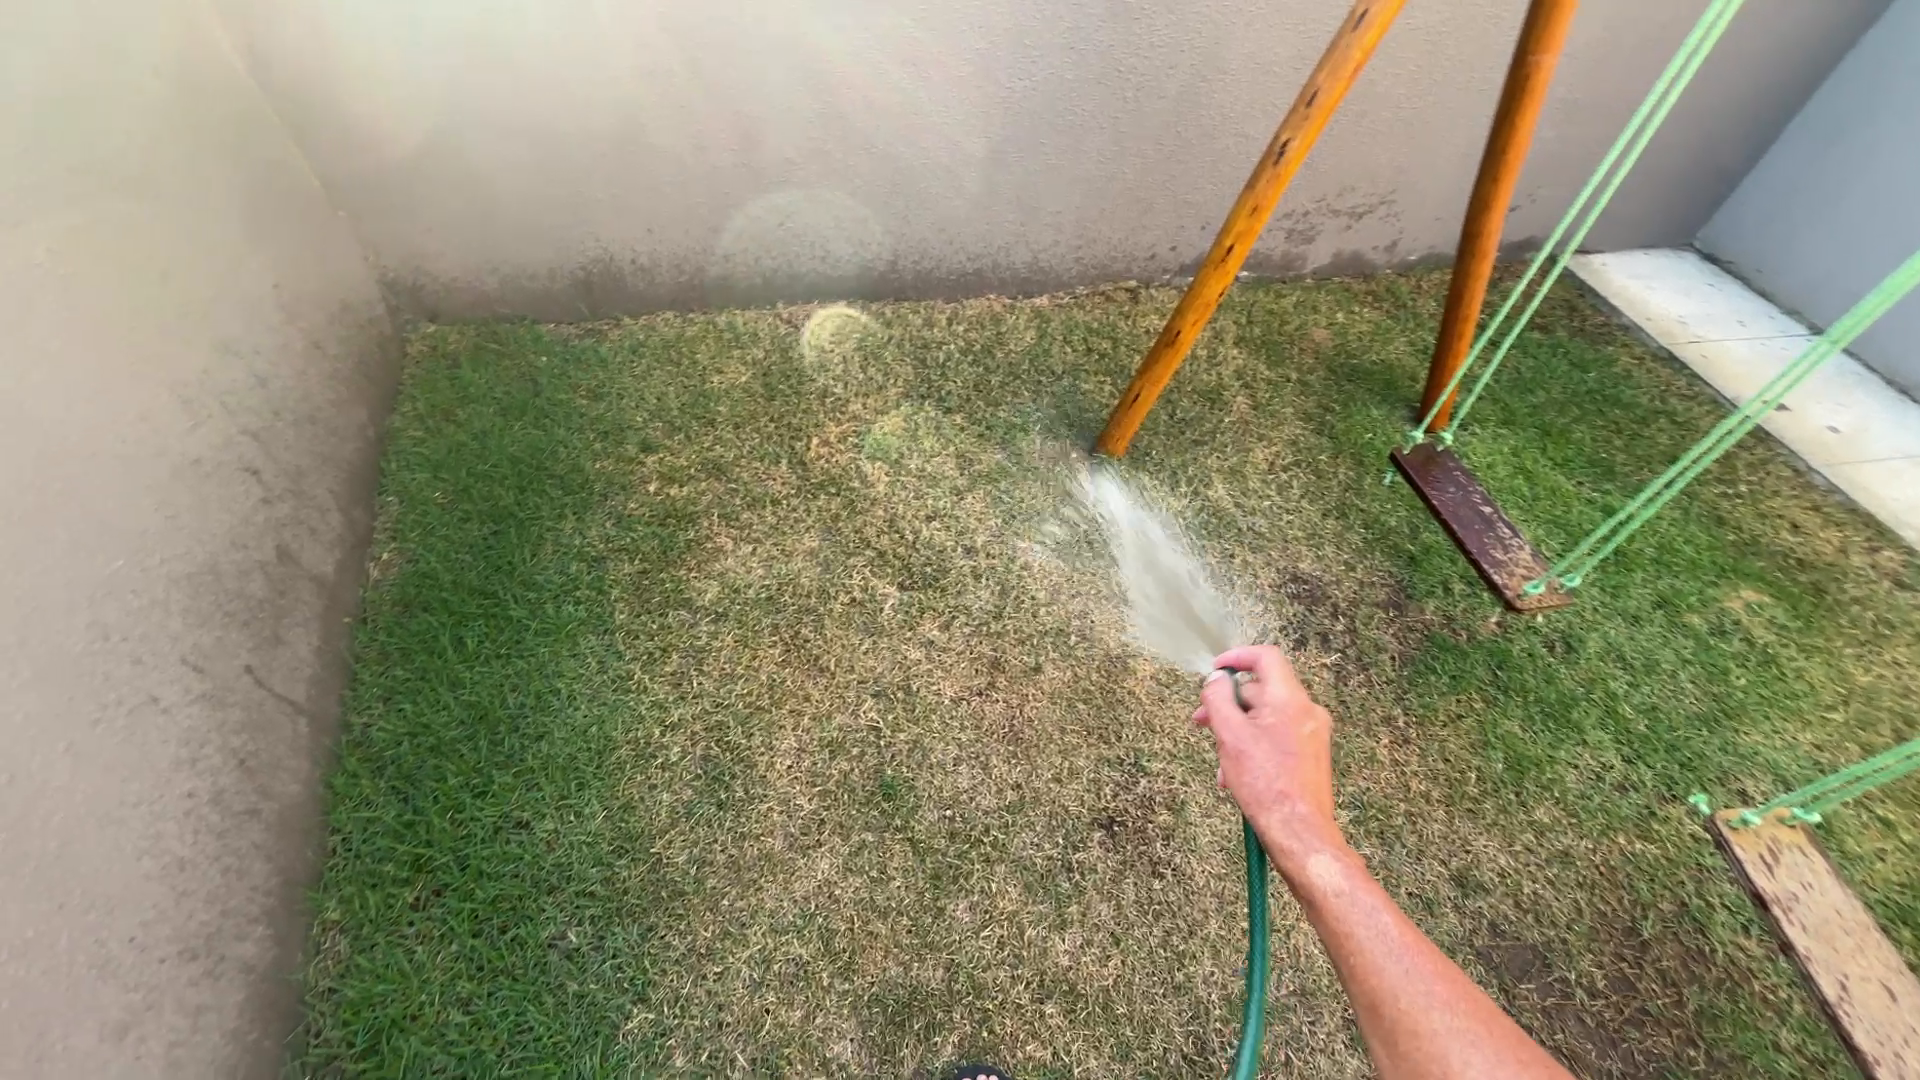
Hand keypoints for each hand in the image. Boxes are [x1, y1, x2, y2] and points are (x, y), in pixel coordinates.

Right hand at [1193, 645, 1339, 855]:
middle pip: (1261, 689)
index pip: (1266, 656)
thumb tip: (1216, 679)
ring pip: (1266, 715)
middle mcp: (1306, 710)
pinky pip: (1276, 735)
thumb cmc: (1265, 784)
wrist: (1299, 831)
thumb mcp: (1230, 734)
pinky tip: (1235, 772)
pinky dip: (1253, 744)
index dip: (1237, 657)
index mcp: (1289, 699)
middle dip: (1228, 703)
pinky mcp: (1311, 753)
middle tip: (1202, 720)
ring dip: (1238, 729)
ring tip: (1219, 758)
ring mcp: (1312, 733)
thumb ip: (1218, 699)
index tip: (1215, 671)